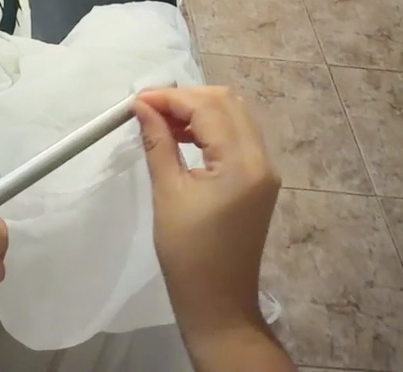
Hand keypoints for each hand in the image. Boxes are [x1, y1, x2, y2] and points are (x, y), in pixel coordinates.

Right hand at [134, 87, 280, 340]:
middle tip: (150, 108)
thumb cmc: (189, 254)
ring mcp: (264, 169)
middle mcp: (261, 159)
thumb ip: (158, 141)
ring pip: (234, 113)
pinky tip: (182, 134)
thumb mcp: (167, 192)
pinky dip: (210, 125)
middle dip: (186, 97)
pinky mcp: (259, 178)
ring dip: (198, 108)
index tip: (137, 101)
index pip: (208, 108)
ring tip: (162, 120)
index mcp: (242, 164)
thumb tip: (142, 106)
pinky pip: (237, 133)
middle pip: (227, 102)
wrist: (219, 304)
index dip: (171, 97)